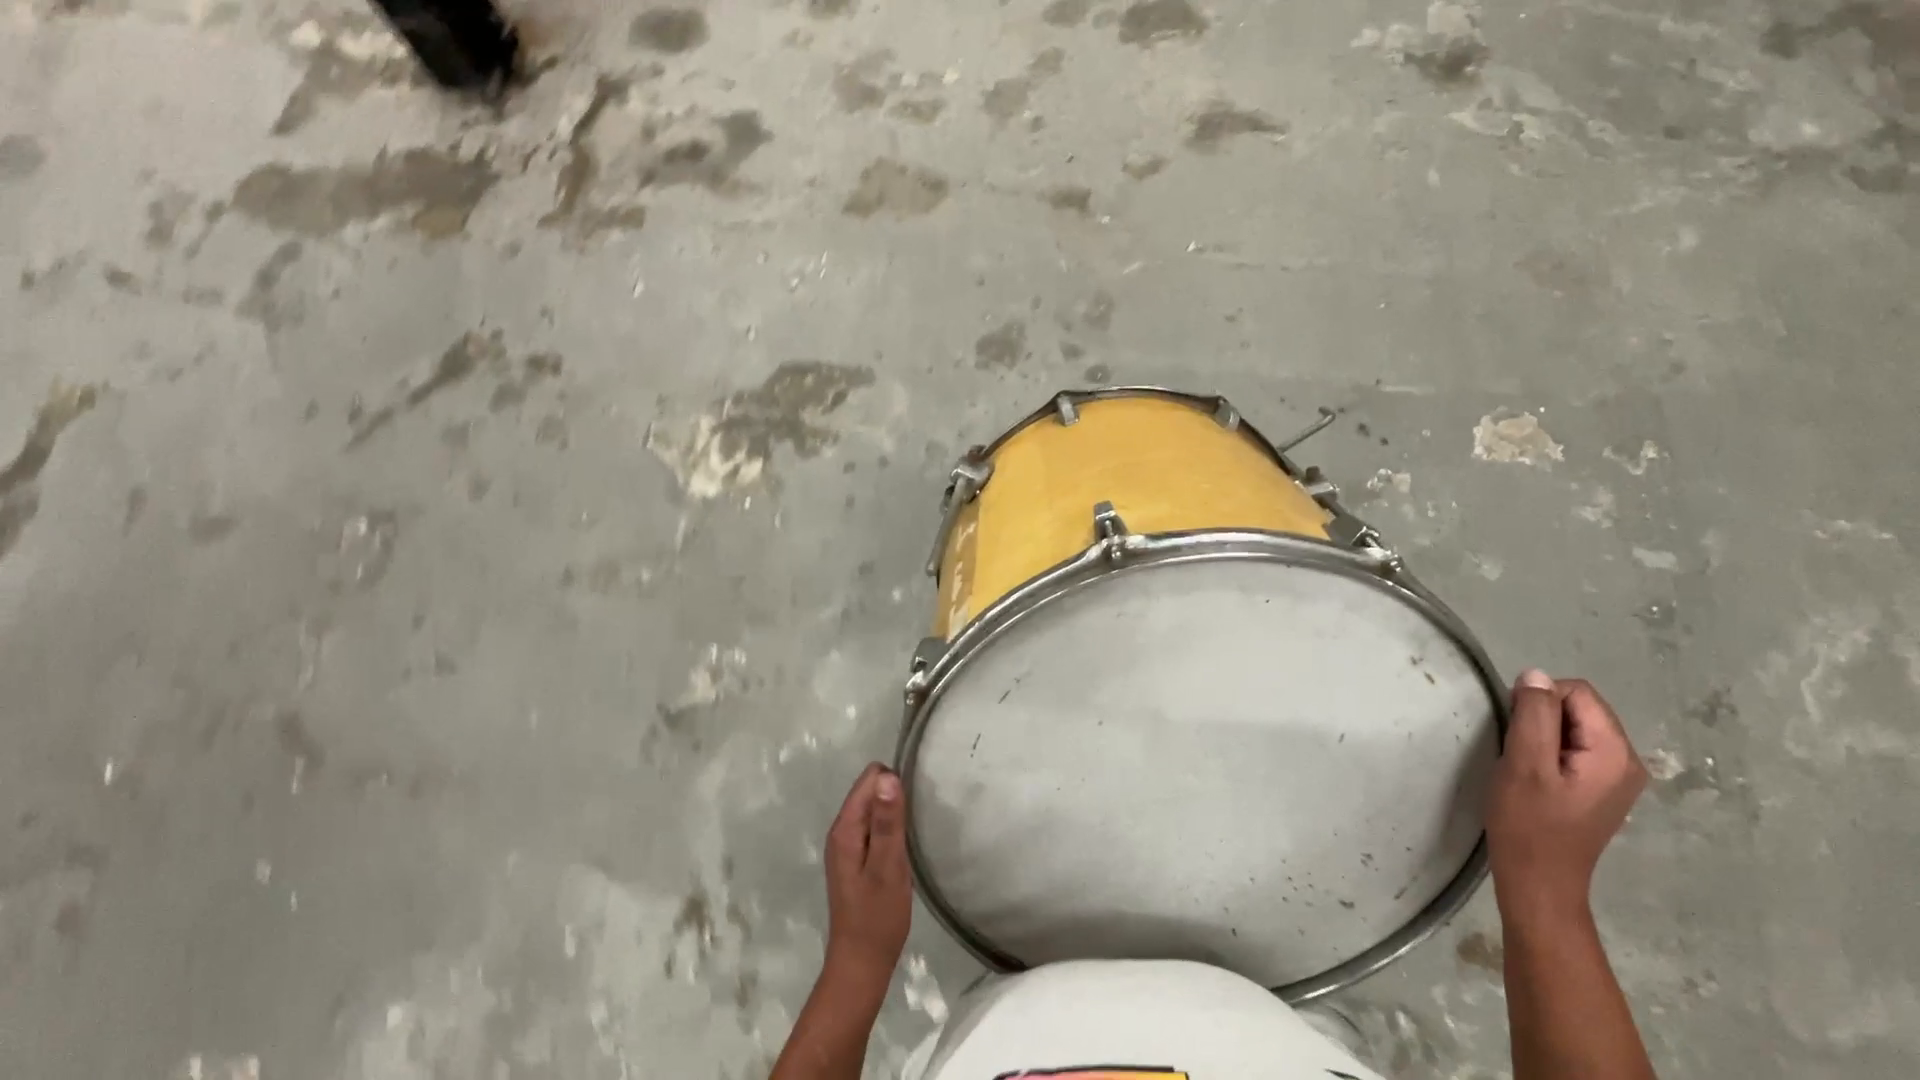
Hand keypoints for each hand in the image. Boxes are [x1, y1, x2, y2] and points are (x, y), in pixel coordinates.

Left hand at [823, 763, 911, 978]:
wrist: (862, 962)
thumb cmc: (878, 916)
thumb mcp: (888, 866)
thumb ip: (888, 822)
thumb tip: (887, 777)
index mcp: (846, 829)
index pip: (869, 779)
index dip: (894, 784)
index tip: (915, 806)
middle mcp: (842, 832)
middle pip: (871, 792)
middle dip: (895, 798)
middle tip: (917, 825)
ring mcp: (848, 846)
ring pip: (874, 810)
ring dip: (895, 816)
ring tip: (915, 836)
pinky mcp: (857, 859)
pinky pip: (875, 828)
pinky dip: (891, 831)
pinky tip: (905, 849)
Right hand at [1486, 671, 1647, 923]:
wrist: (1540, 883)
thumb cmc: (1529, 824)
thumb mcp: (1523, 764)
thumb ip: (1532, 714)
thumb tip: (1534, 675)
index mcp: (1614, 752)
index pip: (1577, 692)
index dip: (1538, 701)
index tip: (1515, 733)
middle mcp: (1628, 760)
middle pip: (1580, 708)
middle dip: (1542, 719)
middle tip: (1518, 753)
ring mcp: (1619, 777)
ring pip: (1576, 728)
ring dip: (1544, 737)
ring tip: (1526, 768)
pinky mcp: (1603, 789)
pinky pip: (1577, 749)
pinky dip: (1551, 753)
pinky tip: (1537, 779)